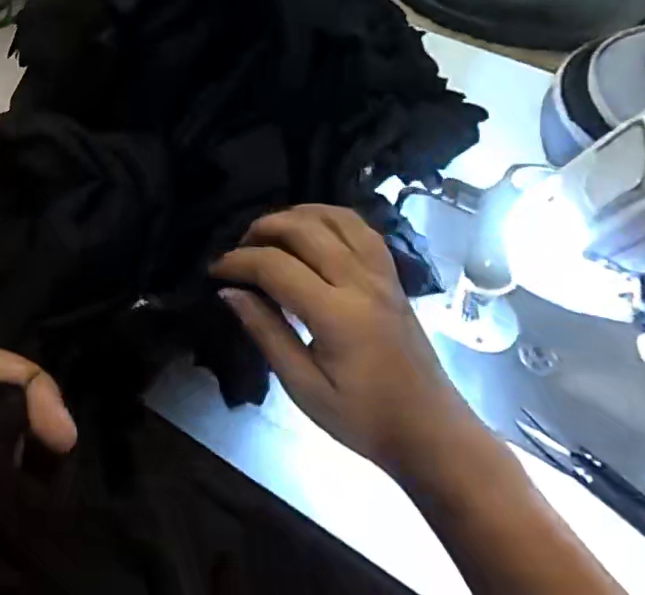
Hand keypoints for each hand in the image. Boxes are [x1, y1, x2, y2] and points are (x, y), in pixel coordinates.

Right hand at [211, 205, 486, 476]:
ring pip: (335, 217)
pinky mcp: (392, 273)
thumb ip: (267, 334)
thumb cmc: (364, 419)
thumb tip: (230, 293)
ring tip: (270, 232)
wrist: (429, 429)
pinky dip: (331, 217)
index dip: (239, 262)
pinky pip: (361, 227)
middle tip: (238, 249)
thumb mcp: (305, 389)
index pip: (276, 267)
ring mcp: (381, 272)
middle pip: (305, 229)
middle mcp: (360, 280)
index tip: (215, 271)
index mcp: (337, 313)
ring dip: (297, 215)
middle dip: (263, 228)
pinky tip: (313, 229)